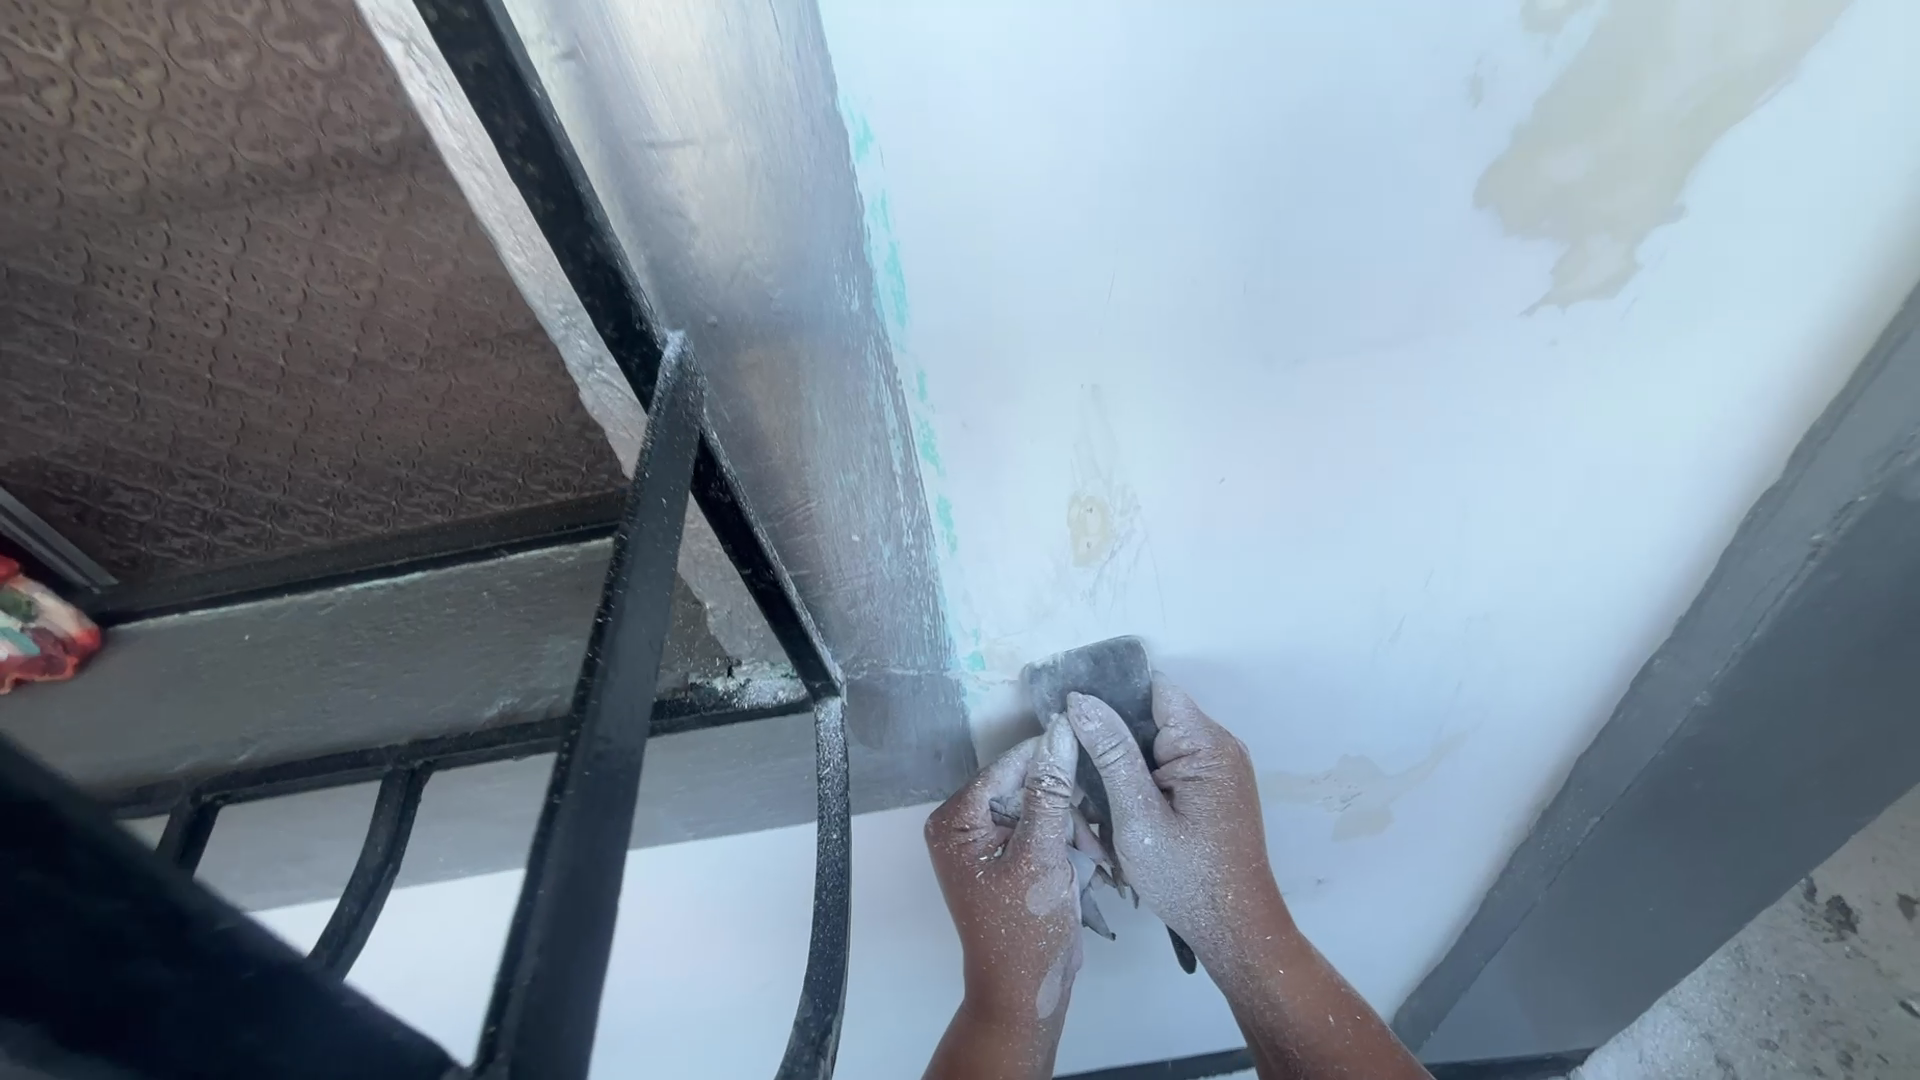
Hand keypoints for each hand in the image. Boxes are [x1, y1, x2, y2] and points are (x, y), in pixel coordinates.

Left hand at [922, 719, 1085, 1078]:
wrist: (1028, 994)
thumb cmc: (1025, 930)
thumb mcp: (1041, 854)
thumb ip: (1050, 791)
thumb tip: (1059, 733)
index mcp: (955, 820)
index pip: (1006, 768)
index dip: (1048, 754)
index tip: (1089, 736)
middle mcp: (962, 824)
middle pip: (1022, 785)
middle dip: (1062, 804)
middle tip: (1092, 823)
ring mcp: (984, 841)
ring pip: (1038, 806)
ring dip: (1069, 825)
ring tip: (1092, 853)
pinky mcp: (1007, 857)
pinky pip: (1039, 829)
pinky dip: (1064, 841)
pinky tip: (1086, 859)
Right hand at [1064, 678, 1284, 969]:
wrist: (1236, 934)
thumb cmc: (1187, 879)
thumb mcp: (1137, 816)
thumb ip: (1110, 753)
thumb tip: (1080, 700)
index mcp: (1206, 744)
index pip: (1153, 688)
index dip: (1111, 694)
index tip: (1071, 715)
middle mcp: (1219, 745)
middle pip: (1152, 714)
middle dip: (1112, 736)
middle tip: (1076, 765)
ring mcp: (1218, 767)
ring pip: (1154, 742)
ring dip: (1123, 763)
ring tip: (1096, 796)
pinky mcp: (1212, 787)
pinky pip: (1166, 765)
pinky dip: (1140, 780)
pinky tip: (1120, 808)